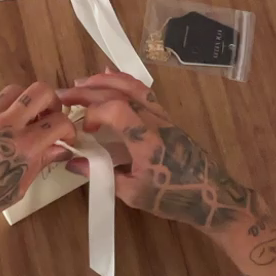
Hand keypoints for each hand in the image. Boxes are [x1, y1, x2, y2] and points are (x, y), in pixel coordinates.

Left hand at [0, 81, 77, 231]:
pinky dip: (3, 115)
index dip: (69, 129)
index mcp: (24, 146)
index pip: (59, 122)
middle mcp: (6, 125)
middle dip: (53, 102)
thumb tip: (59, 150)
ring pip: (14, 91)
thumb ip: (39, 164)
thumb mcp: (17, 189)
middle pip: (40, 91)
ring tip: (27, 119)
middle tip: (51, 118)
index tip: (67, 138)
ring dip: (27, 101)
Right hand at [58, 72, 258, 232]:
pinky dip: (122, 82)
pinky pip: (142, 90)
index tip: (83, 130)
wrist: (211, 196)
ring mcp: (162, 116)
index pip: (115, 110)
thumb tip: (73, 163)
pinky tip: (109, 78)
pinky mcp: (166, 117)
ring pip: (132, 86)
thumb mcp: (133, 193)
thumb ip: (102, 175)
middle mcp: (155, 121)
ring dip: (104, 81)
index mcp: (147, 141)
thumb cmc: (171, 198)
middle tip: (64, 95)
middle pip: (119, 92)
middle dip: (88, 91)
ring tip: (82, 83)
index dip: (93, 113)